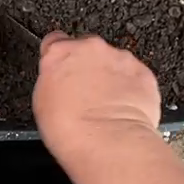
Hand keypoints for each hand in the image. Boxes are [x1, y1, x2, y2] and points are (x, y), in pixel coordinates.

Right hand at [33, 33, 162, 166]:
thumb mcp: (42, 103)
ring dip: (109, 79)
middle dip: (87, 69)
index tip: (61, 69)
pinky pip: (135, 76)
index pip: (55, 42)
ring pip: (113, 63)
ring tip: (104, 107)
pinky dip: (130, 89)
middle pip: (87, 51)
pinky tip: (121, 108)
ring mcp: (119, 59)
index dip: (58, 58)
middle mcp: (91, 49)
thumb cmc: (71, 129)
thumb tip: (58, 82)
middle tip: (84, 95)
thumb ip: (50, 81)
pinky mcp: (142, 72)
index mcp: (60, 54)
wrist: (107, 142)